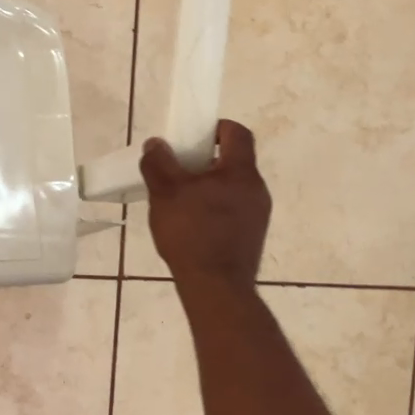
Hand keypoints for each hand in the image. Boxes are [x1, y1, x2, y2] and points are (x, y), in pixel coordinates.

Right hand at [139, 120, 271, 294]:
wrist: (216, 286)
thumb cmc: (191, 233)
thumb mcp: (165, 193)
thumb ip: (159, 163)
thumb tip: (156, 144)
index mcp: (240, 171)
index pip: (237, 133)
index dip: (216, 128)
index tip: (192, 136)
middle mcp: (257, 189)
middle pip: (233, 162)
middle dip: (205, 162)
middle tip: (177, 172)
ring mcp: (258, 214)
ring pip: (232, 188)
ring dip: (208, 189)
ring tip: (180, 204)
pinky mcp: (252, 236)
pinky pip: (233, 211)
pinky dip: (214, 210)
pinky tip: (191, 228)